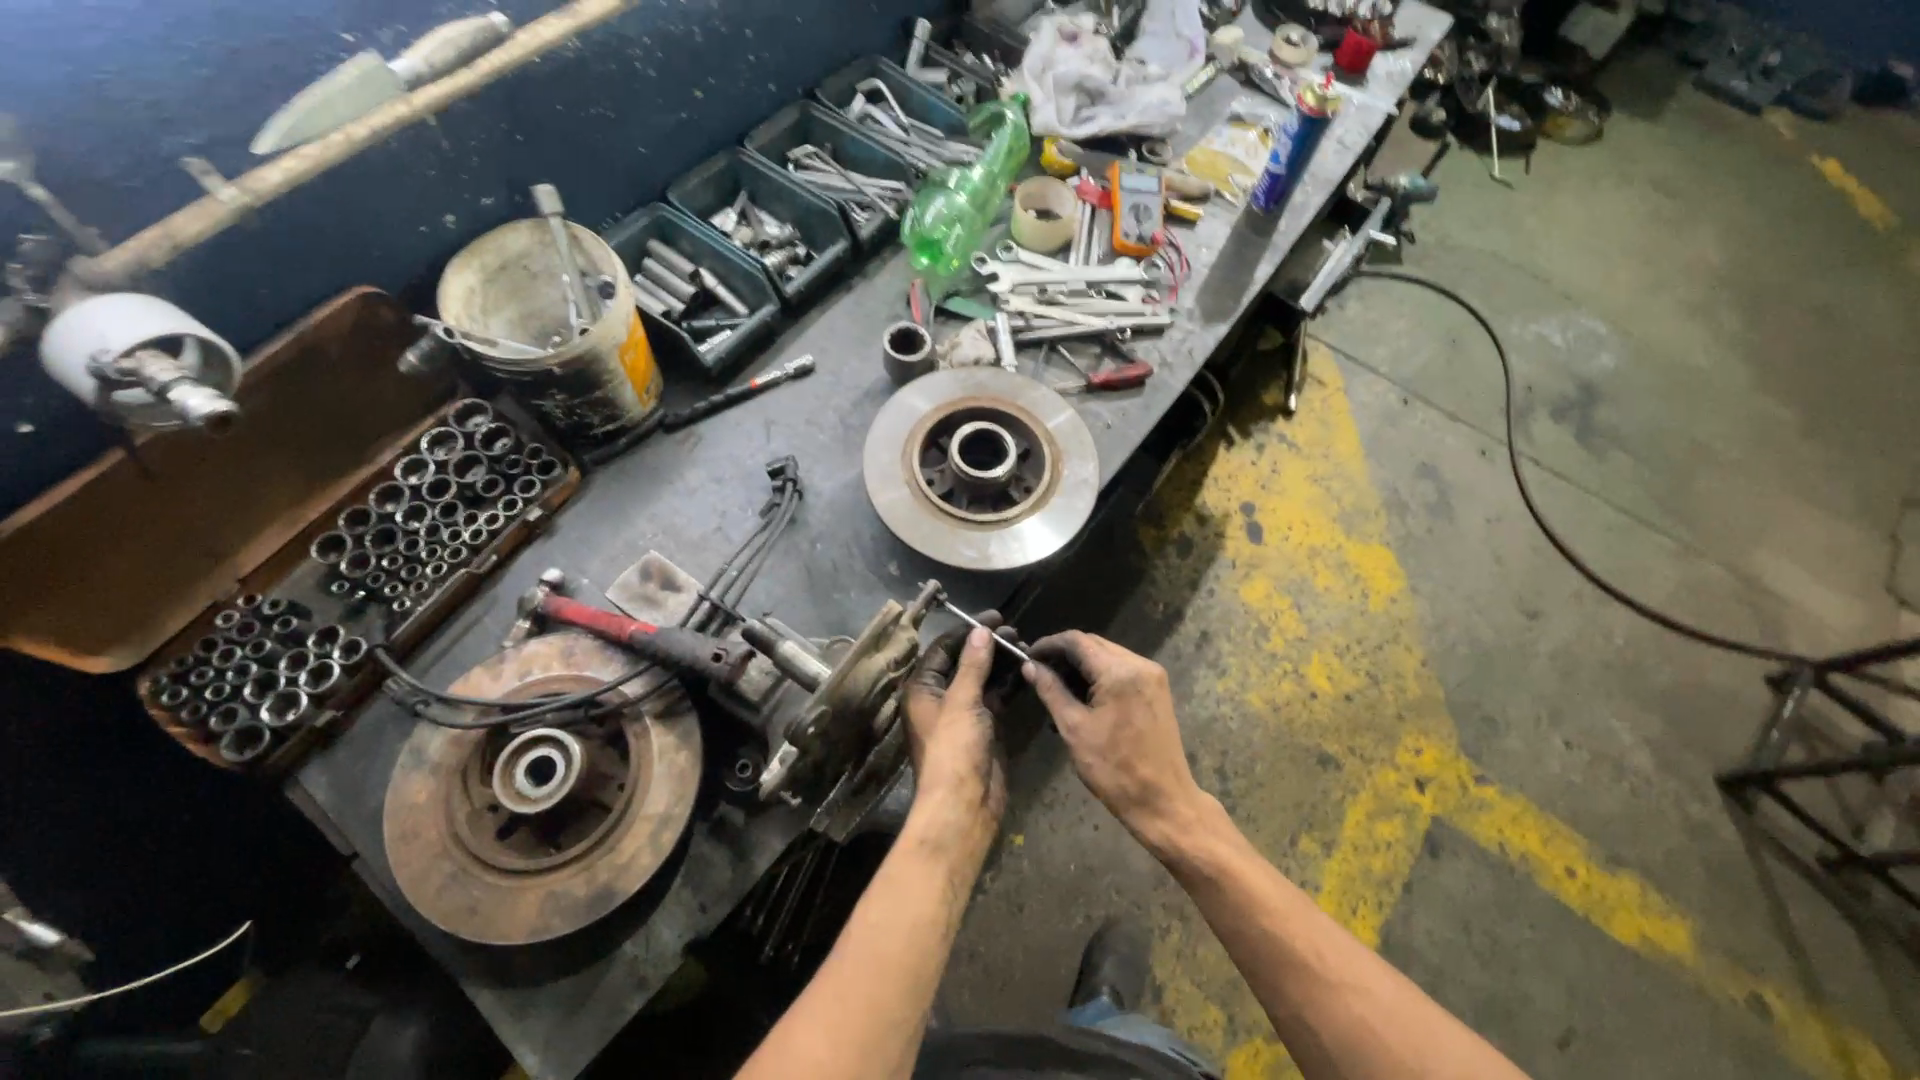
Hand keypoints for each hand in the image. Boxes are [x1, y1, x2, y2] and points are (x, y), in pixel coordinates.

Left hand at [903, 619, 1012, 828]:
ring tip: (1026, 645)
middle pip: (965, 661)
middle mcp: (940, 697)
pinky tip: (1027, 669)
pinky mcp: (984, 727)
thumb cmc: (954, 750)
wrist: (964, 804)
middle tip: (1016, 631)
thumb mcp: (961, 702)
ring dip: (1002, 662)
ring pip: (983, 678)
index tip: (995, 617)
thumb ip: (972, 665)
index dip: (968, 630)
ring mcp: (963, 713)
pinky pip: (996, 697)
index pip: (943, 649)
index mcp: (922, 689)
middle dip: (989, 645)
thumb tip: (981, 631)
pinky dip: (1009, 683)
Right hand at [1023, 632, 1205, 844]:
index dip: (1048, 645)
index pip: (1077, 641)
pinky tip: (1083, 696)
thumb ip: (1051, 690)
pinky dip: (1100, 675)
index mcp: (1119, 672)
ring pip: (1108, 655)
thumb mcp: (1074, 728)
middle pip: (1094, 644)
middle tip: (1038, 672)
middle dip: (1064, 654)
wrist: (1162, 800)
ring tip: (1056, 687)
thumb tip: (1030, 666)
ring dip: (1081, 665)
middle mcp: (1140, 664)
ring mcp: (1152, 676)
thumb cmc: (1113, 768)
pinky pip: (1122, 670)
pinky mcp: (1157, 690)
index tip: (1027, 657)